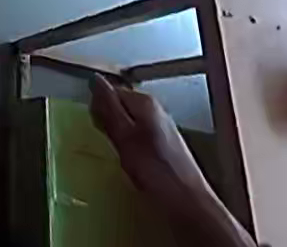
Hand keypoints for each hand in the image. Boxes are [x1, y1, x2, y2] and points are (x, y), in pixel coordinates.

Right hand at [89, 76, 254, 246]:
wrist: (191, 206)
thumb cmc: (155, 171)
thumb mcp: (124, 137)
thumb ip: (108, 108)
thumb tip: (95, 79)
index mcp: (145, 102)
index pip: (112, 91)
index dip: (100, 108)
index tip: (98, 127)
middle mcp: (156, 109)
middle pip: (123, 106)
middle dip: (112, 123)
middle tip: (112, 144)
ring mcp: (164, 128)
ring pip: (132, 124)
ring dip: (123, 137)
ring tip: (124, 157)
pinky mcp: (168, 147)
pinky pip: (142, 138)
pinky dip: (135, 149)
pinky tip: (137, 166)